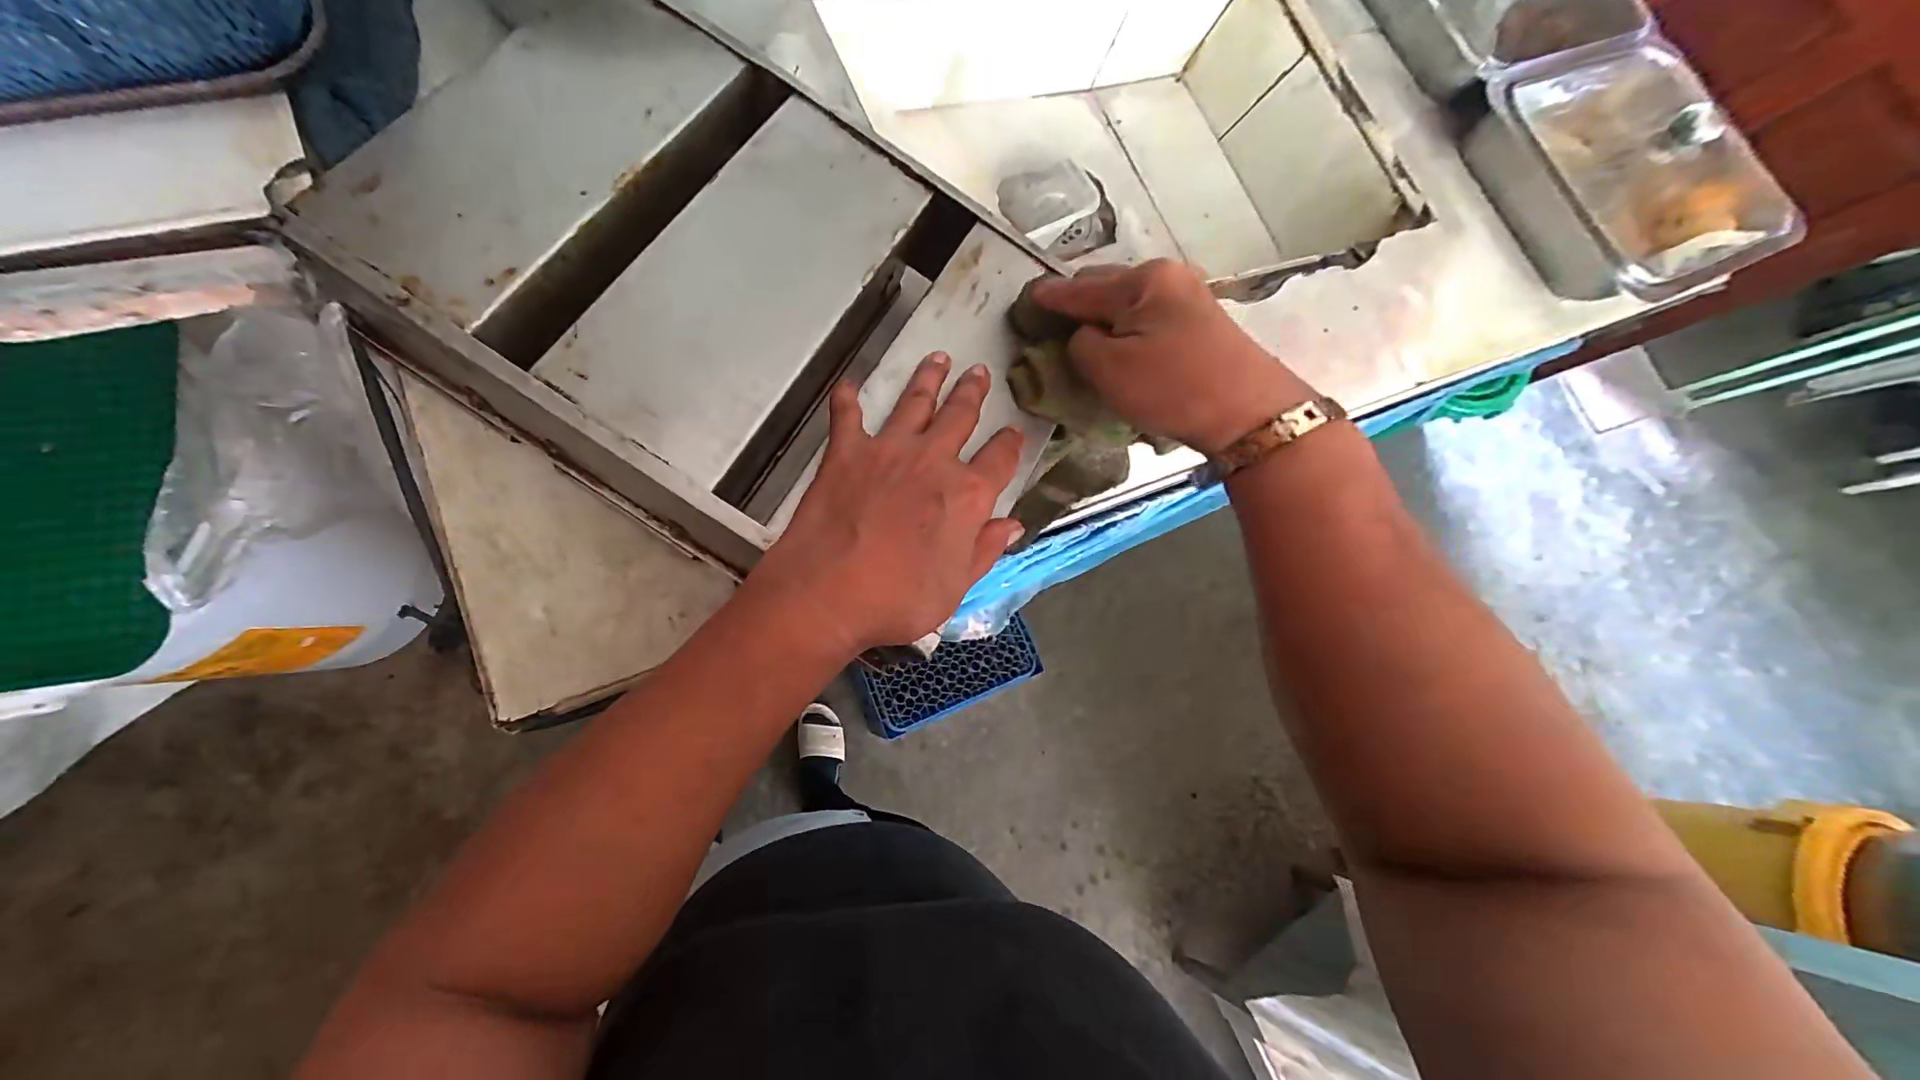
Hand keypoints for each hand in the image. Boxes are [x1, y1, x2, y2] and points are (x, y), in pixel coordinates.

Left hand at [746, 353, 1026, 655]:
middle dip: (972, 392)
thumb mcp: (956, 587)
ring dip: (927, 379)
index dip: (1010, 444)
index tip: (1013, 433)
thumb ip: (984, 550)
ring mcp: (887, 452)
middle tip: (978, 372)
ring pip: (914, 403)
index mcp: (967, 495)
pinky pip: (847, 416)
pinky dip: (848, 399)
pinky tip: (849, 385)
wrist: (827, 593)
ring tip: (937, 358)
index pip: (1000, 459)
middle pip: (960, 417)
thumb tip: (1011, 525)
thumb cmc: (897, 600)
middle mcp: (932, 462)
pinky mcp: (845, 453)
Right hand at [1029, 260, 1319, 453]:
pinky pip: (1148, 313)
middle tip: (1051, 327)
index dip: (1047, 297)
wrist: (1248, 412)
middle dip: (1076, 303)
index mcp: (1140, 280)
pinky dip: (1126, 326)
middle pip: (1105, 284)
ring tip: (1082, 340)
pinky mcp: (1199, 319)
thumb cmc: (1173, 388)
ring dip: (1103, 315)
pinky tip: (1119, 344)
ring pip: (1127, 300)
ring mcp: (1187, 294)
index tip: (1024, 301)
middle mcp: (1165, 276)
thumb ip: (1080, 343)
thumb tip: (1082, 333)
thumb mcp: (1108, 369)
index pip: (1078, 287)